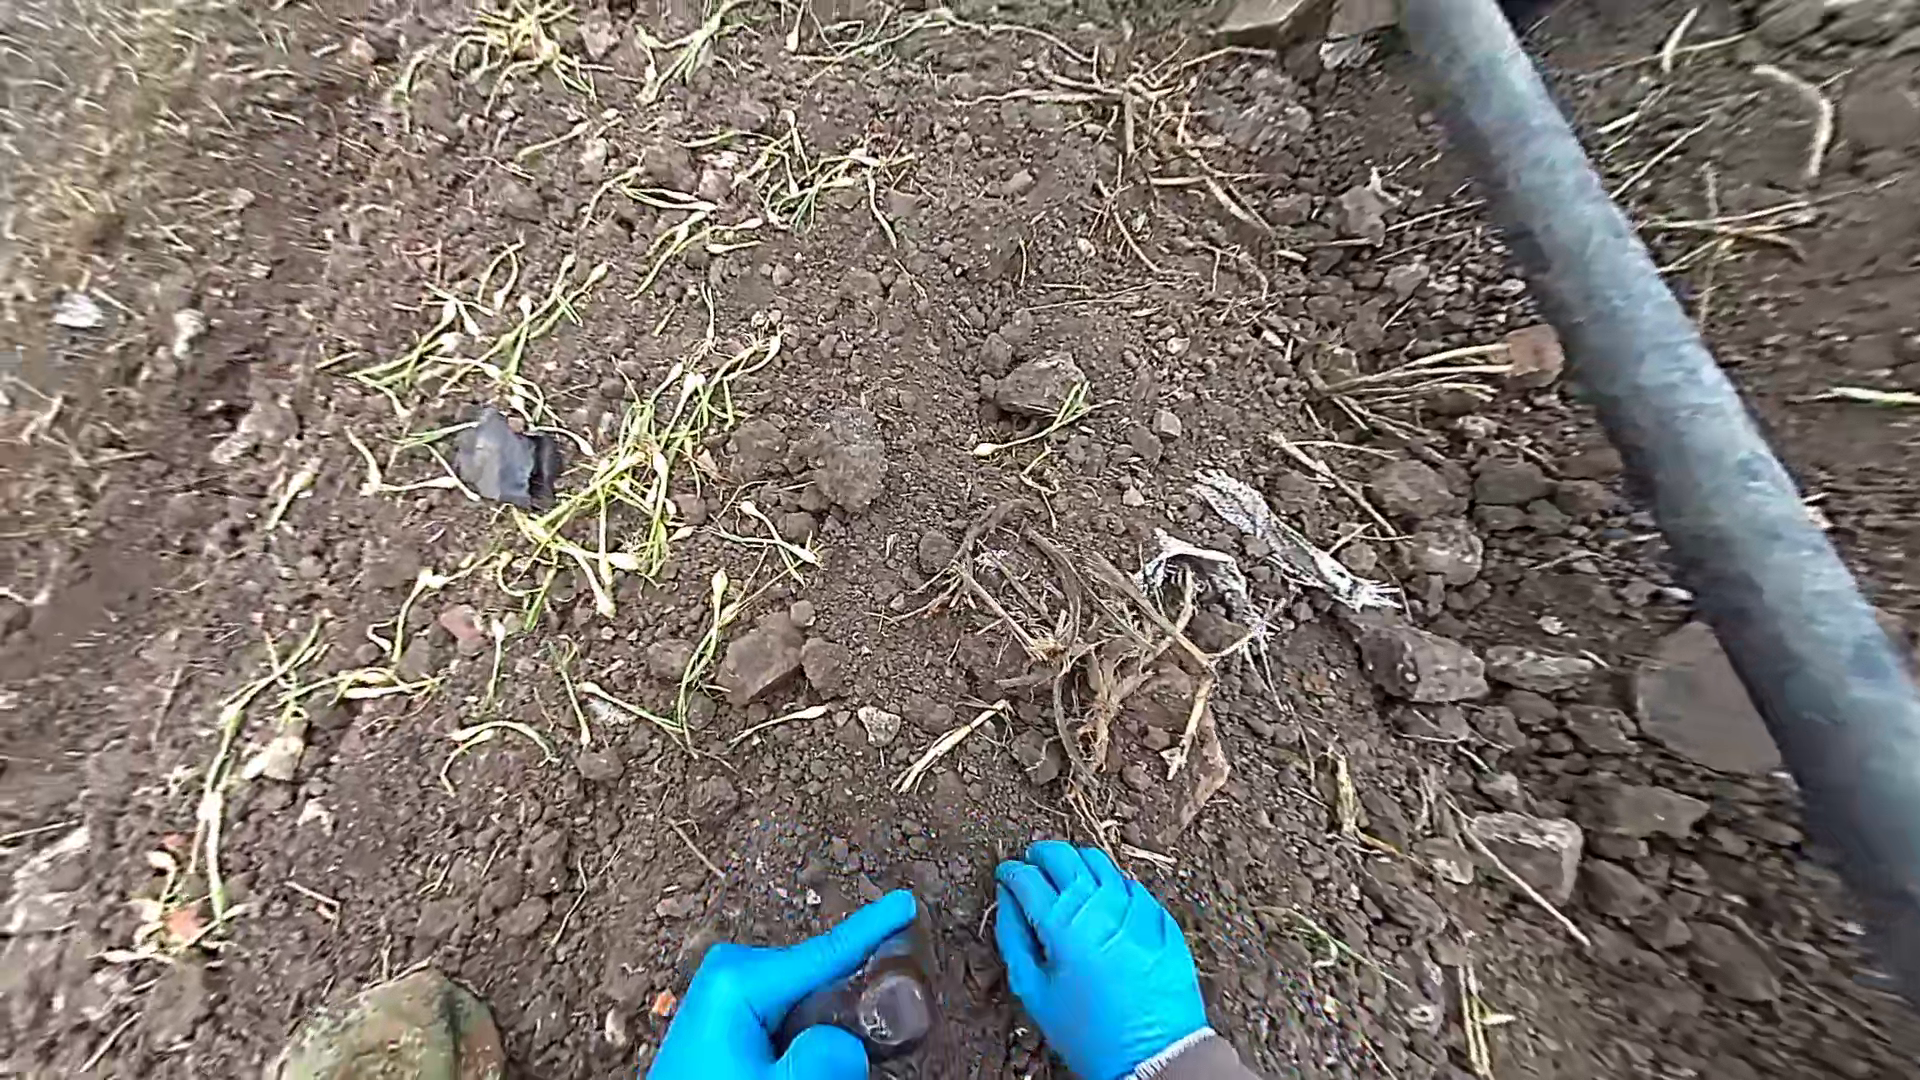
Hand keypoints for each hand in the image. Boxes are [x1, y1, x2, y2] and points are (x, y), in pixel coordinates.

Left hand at [648, 890, 917, 1079]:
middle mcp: (733, 969)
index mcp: (739, 980)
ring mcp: (729, 986)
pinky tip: (795, 1059)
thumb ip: (815, 1064)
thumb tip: (848, 1045)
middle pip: (817, 976)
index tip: (905, 903)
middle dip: (845, 1002)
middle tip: (863, 1035)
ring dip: (822, 1023)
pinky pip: (786, 1010)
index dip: (873, 927)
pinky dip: (803, 1030)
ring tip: (806, 1063)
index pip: (825, 952)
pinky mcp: (728, 1007)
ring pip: (805, 996)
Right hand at [995, 842, 1206, 1079]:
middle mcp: (1095, 904)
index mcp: (1061, 924)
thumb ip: (1013, 938)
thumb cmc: (1091, 1033)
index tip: (1006, 873)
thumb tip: (1006, 897)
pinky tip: (1102, 898)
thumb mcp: (1036, 994)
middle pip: (1060, 853)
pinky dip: (1108, 881)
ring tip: (1067, 875)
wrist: (1157, 1058)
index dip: (1010, 871)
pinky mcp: (1155, 912)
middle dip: (1039, 853)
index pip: (1025, 876)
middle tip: (1033, 864)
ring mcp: (1129, 904)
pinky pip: (1126, 881)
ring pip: (1095, 858)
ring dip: (1074, 860)